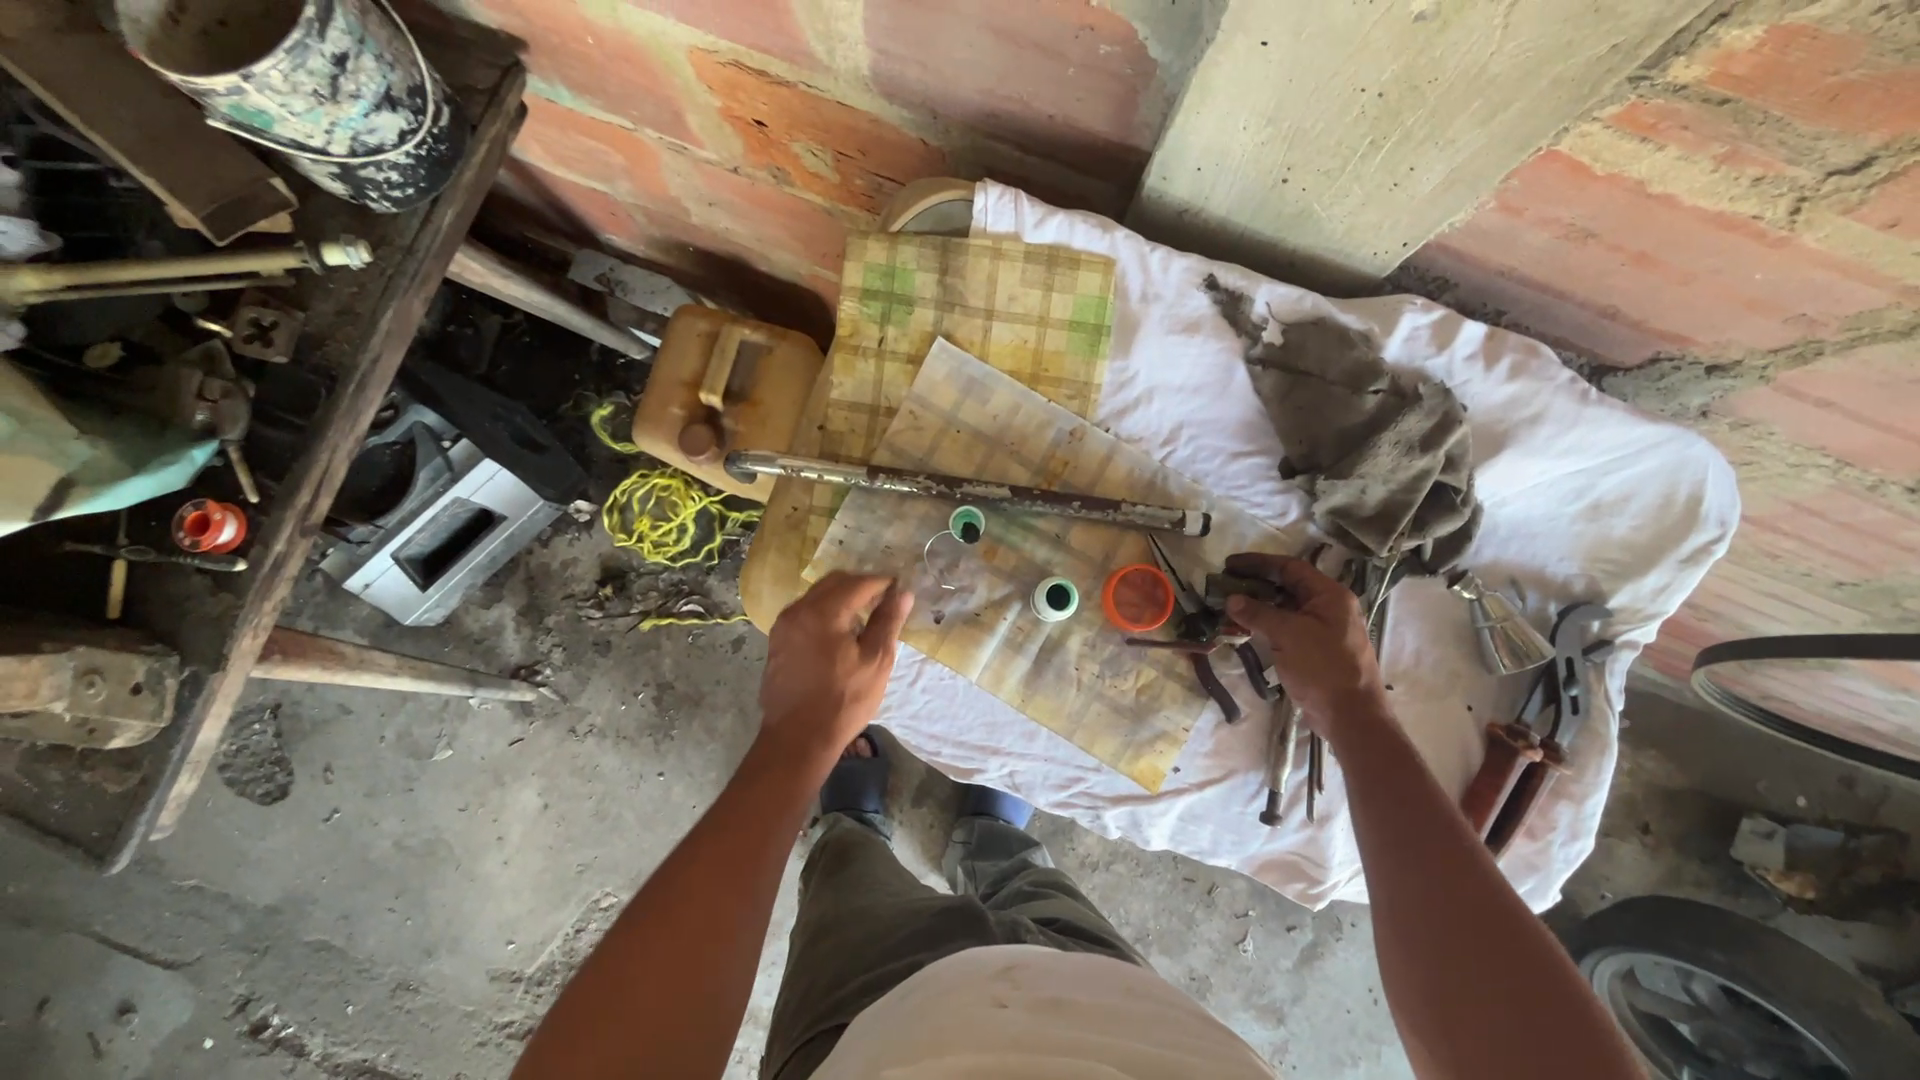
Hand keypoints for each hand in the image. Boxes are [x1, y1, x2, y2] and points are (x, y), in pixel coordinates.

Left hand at [758, 573, 913, 761]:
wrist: (797, 738)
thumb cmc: (842, 701)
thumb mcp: (875, 662)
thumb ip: (888, 622)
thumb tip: (903, 594)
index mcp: (822, 612)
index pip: (858, 583)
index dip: (882, 583)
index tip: (900, 589)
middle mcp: (797, 611)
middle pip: (833, 583)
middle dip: (861, 586)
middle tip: (885, 601)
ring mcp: (783, 626)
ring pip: (816, 597)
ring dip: (841, 598)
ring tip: (864, 617)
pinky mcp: (777, 642)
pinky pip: (805, 614)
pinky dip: (825, 613)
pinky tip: (840, 634)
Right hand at [1223, 553, 1390, 736]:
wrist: (1350, 715)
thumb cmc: (1323, 668)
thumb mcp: (1288, 635)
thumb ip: (1258, 613)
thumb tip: (1231, 599)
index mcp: (1330, 595)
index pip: (1290, 568)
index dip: (1258, 563)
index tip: (1229, 565)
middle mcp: (1329, 607)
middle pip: (1288, 587)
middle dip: (1256, 584)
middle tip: (1225, 585)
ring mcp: (1324, 630)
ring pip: (1286, 609)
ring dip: (1259, 606)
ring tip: (1229, 607)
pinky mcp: (1316, 650)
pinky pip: (1288, 628)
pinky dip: (1267, 625)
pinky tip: (1246, 629)